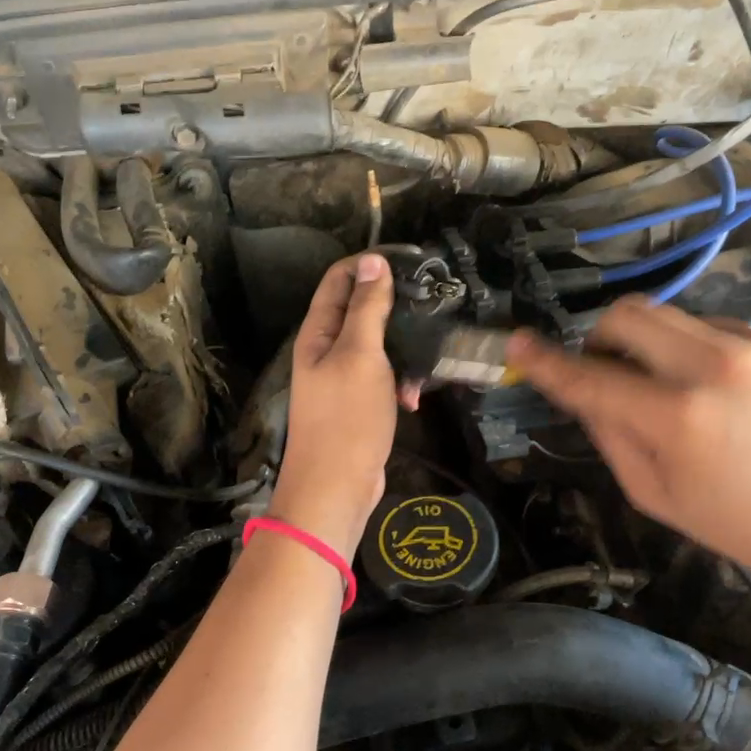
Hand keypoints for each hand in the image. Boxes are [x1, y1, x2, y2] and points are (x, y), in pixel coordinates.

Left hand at [269, 254, 397, 558]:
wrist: (336, 488)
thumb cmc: (346, 418)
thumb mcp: (360, 355)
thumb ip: (366, 309)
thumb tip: (372, 262)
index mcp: (318, 333)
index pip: (338, 280)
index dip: (370, 265)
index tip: (412, 262)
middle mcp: (327, 351)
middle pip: (361, 311)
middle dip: (396, 309)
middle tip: (433, 306)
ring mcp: (343, 379)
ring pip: (379, 347)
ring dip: (404, 352)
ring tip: (426, 362)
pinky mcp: (360, 405)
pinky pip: (384, 380)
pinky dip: (401, 384)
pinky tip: (414, 400)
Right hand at [507, 298, 750, 588]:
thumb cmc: (744, 525)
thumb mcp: (658, 497)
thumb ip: (612, 438)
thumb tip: (584, 392)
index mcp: (678, 417)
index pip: (591, 378)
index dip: (547, 362)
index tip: (518, 343)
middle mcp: (721, 366)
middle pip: (634, 314)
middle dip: (609, 334)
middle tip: (614, 363)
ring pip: (691, 323)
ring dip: (678, 352)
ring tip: (710, 401)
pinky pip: (745, 333)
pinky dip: (734, 360)